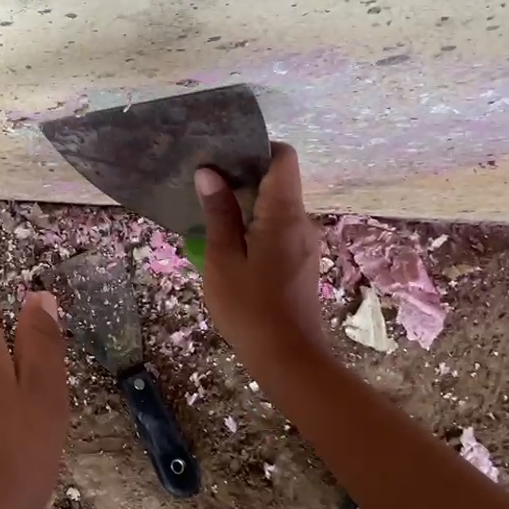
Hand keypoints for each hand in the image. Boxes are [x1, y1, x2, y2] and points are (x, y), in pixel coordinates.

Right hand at [195, 142, 329, 375]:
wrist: (290, 360)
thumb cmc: (250, 308)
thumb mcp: (223, 258)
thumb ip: (218, 213)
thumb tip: (209, 173)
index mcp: (284, 215)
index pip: (283, 159)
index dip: (256, 148)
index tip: (223, 154)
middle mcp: (302, 222)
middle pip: (278, 180)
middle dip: (243, 174)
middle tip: (203, 179)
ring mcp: (305, 243)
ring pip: (276, 205)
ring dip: (246, 201)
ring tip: (209, 207)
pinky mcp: (301, 260)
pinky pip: (278, 226)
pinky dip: (254, 222)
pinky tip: (228, 238)